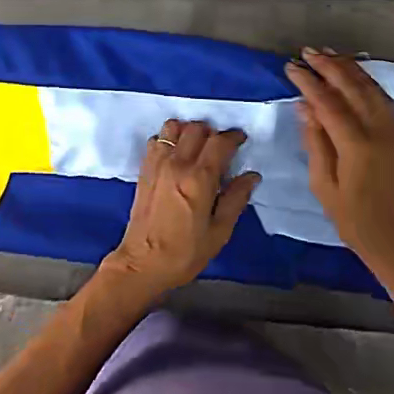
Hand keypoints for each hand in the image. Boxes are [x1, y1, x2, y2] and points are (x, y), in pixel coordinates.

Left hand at [101, 120, 260, 300]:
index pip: (220, 142)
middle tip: (221, 148)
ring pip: (174, 127)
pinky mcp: (144, 170)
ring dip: (189, 131)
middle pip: (198, 128)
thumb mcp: (219, 232)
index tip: (241, 141)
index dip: (234, 137)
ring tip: (197, 147)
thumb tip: (251, 176)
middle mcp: (177, 164)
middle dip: (213, 133)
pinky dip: (169, 139)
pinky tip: (176, 155)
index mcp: (199, 179)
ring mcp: (157, 164)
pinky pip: (157, 139)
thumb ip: (236, 199)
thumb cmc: (184, 253)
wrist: (141, 266)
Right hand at [287, 49, 393, 280]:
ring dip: (349, 68)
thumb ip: (316, 143)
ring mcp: (393, 129)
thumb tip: (305, 106)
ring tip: (328, 54)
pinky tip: (354, 75)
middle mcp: (379, 129)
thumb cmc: (355, 221)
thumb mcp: (325, 186)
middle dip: (329, 66)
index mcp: (357, 144)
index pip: (329, 102)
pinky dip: (366, 81)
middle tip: (308, 52)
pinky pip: (382, 97)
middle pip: (352, 86)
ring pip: (370, 87)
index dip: (309, 81)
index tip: (291, 66)